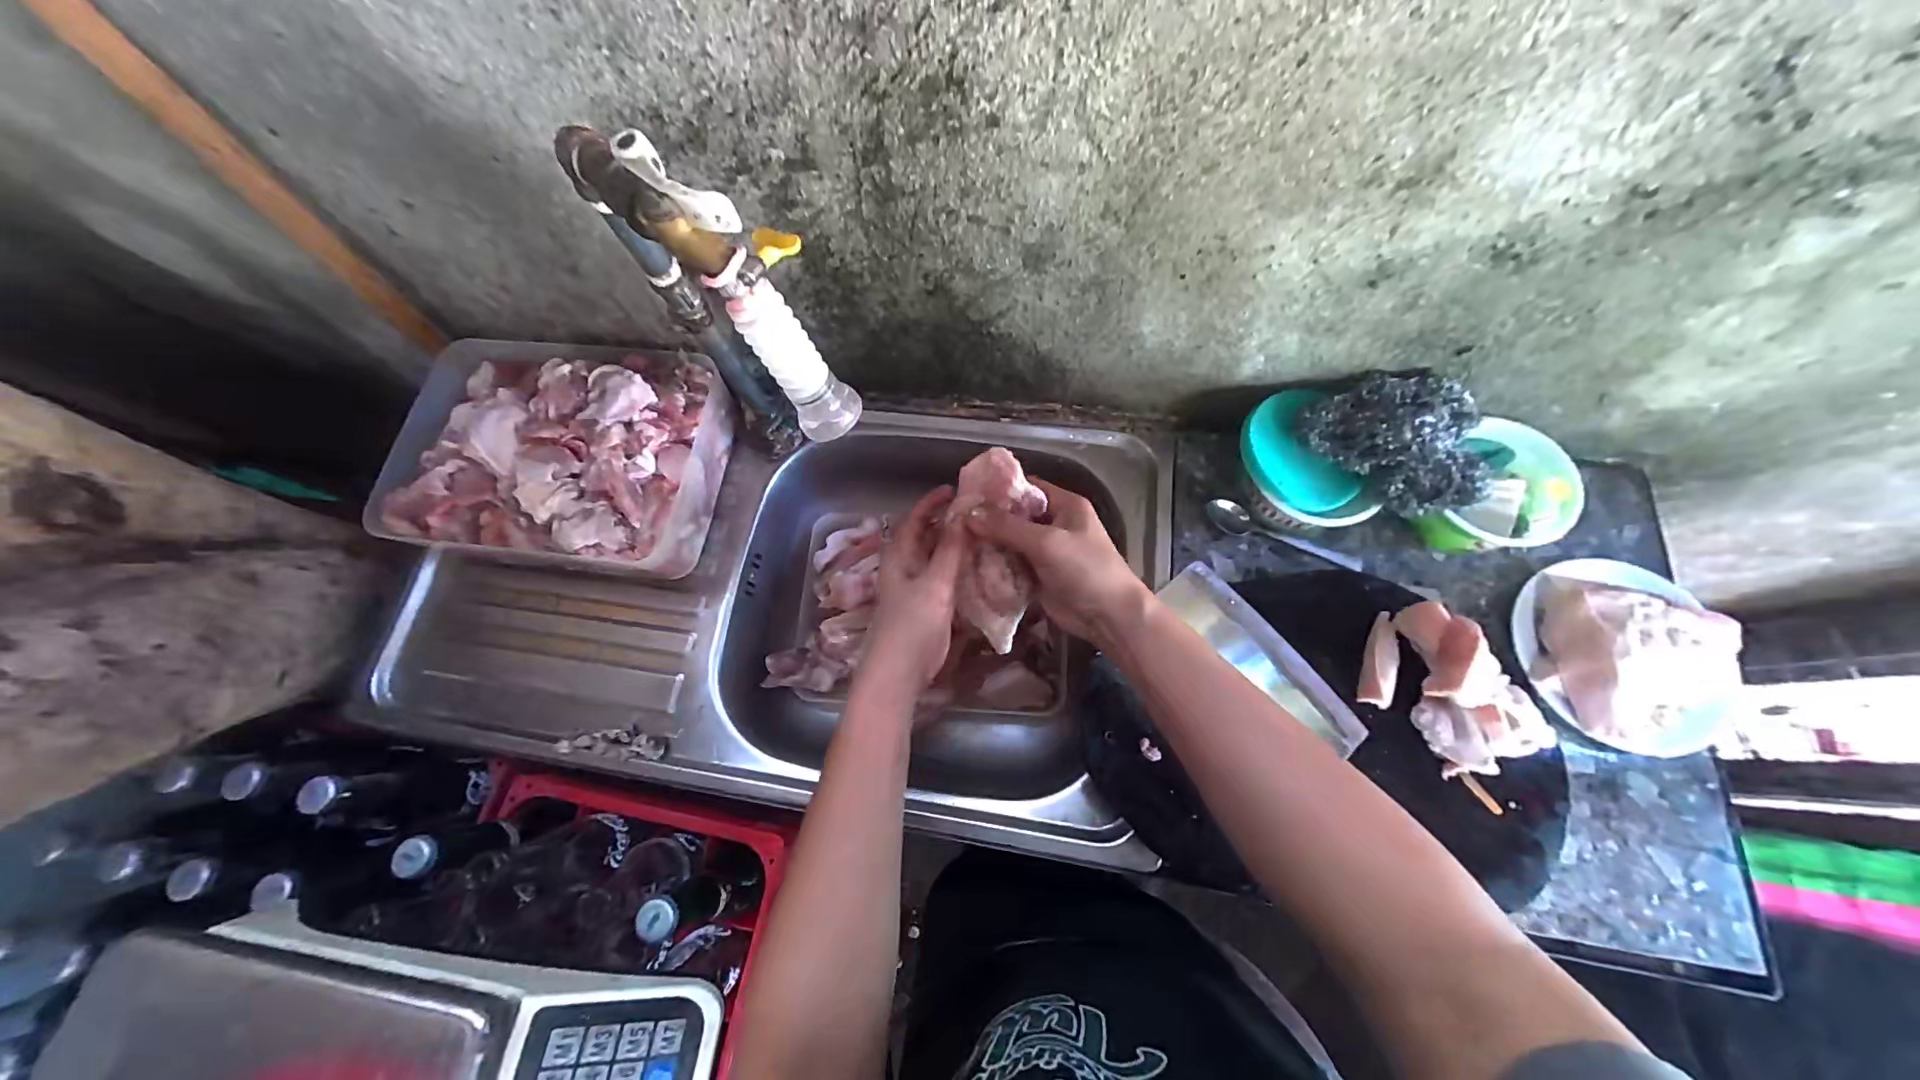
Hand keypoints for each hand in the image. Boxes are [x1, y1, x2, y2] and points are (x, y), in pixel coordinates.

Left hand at [861, 486, 968, 687]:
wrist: (898, 675)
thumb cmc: (911, 626)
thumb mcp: (935, 584)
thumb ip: (951, 551)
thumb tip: (964, 515)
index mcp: (898, 558)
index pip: (913, 520)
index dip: (931, 503)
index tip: (955, 489)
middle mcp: (904, 569)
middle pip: (924, 538)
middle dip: (947, 523)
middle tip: (977, 513)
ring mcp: (914, 590)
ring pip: (935, 559)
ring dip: (955, 547)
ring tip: (983, 536)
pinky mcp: (926, 610)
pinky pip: (944, 580)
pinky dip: (960, 571)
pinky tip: (980, 570)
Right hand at [965, 478, 1153, 650]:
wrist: (1107, 616)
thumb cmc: (1085, 569)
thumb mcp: (1046, 542)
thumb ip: (1006, 526)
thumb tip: (968, 512)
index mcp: (1065, 505)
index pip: (1028, 487)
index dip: (999, 488)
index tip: (968, 493)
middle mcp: (1054, 524)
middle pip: (1015, 516)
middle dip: (988, 519)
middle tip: (954, 520)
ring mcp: (1045, 552)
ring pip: (1009, 542)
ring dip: (987, 543)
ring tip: (954, 541)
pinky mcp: (1037, 576)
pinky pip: (1010, 565)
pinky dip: (993, 565)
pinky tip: (967, 563)